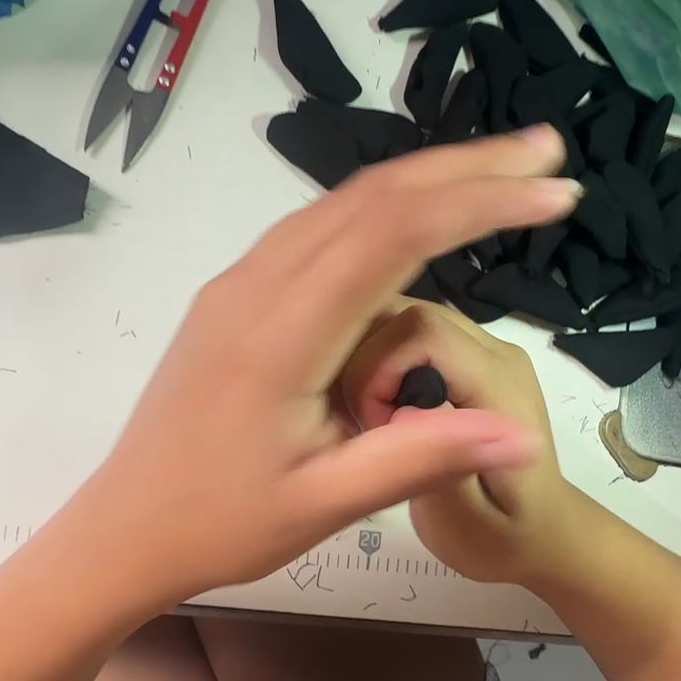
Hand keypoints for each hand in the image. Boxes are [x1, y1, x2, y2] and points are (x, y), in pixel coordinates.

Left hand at [61, 127, 582, 600]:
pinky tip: (412, 221)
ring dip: (421, 180)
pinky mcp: (231, 298)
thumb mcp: (325, 504)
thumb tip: (521, 436)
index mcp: (281, 335)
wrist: (126, 528)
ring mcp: (236, 285)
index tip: (554, 193)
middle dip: (465, 168)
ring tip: (497, 173)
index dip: (480, 203)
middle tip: (546, 152)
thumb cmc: (220, 524)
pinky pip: (313, 232)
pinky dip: (376, 211)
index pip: (394, 235)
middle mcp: (254, 287)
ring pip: (339, 205)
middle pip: (369, 197)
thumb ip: (420, 459)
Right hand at [341, 300, 589, 585]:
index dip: (377, 366)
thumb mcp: (469, 526)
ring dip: (371, 358)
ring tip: (367, 419)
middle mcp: (497, 354)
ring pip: (407, 316)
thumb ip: (440, 467)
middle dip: (366, 361)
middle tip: (362, 426)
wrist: (544, 535)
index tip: (368, 427)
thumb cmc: (503, 537)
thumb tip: (402, 412)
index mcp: (498, 391)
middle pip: (410, 313)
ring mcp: (487, 350)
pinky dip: (383, 359)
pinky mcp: (473, 357)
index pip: (423, 333)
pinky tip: (377, 407)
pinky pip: (414, 333)